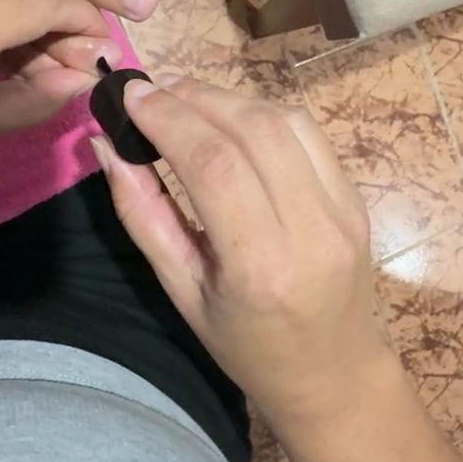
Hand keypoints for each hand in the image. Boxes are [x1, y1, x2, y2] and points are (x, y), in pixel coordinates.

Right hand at [91, 77, 395, 431]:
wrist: (334, 372)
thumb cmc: (247, 346)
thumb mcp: (183, 292)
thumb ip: (143, 215)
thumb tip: (107, 145)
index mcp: (260, 266)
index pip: (214, 164)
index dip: (168, 118)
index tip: (131, 93)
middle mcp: (310, 229)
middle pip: (254, 129)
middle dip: (197, 97)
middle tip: (154, 89)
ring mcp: (343, 210)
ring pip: (287, 121)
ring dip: (231, 99)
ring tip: (186, 97)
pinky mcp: (356, 197)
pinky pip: (310, 135)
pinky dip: (266, 114)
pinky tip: (233, 116)